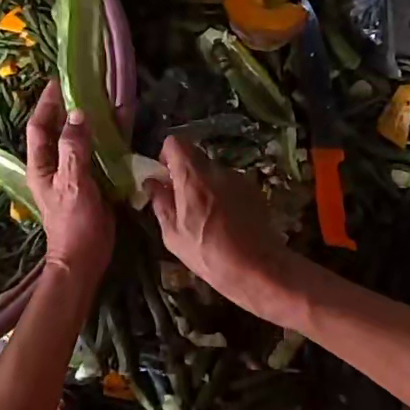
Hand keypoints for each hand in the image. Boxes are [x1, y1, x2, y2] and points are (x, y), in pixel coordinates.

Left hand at [26, 83, 112, 281]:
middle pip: (60, 129)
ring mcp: (73, 173)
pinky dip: (107, 139)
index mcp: (41, 164)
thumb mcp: (72, 182)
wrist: (85, 257)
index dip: (47, 103)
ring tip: (109, 100)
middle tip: (89, 86)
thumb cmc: (74, 222)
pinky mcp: (92, 181)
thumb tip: (78, 114)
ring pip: (81, 139)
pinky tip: (121, 128)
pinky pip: (98, 153)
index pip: (39, 125)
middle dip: (72, 107)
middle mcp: (55, 165)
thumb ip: (74, 148)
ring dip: (93, 121)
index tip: (60, 81)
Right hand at [147, 135, 294, 299]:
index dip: (167, 155)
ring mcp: (239, 179)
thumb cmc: (208, 253)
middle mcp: (217, 170)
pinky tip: (225, 222)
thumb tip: (151, 183)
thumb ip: (160, 203)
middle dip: (185, 175)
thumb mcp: (173, 234)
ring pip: (214, 173)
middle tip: (182, 203)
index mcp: (193, 177)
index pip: (176, 143)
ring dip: (205, 187)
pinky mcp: (254, 190)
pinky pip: (230, 185)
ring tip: (206, 218)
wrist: (257, 267)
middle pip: (196, 158)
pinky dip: (223, 196)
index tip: (165, 178)